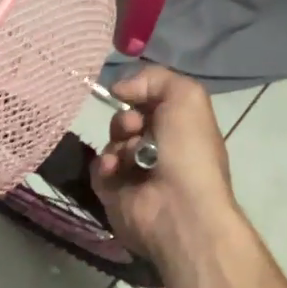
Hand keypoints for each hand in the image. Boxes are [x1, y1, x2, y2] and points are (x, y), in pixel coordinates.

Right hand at [89, 66, 240, 263]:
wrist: (180, 209)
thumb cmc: (188, 151)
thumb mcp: (187, 97)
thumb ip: (156, 78)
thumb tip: (120, 89)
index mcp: (181, 129)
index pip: (151, 103)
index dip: (140, 94)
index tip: (131, 93)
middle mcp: (160, 149)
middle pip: (127, 120)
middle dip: (126, 119)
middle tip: (135, 127)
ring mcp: (136, 172)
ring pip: (111, 142)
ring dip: (118, 142)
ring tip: (129, 157)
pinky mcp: (114, 192)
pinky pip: (99, 168)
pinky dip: (106, 165)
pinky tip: (116, 171)